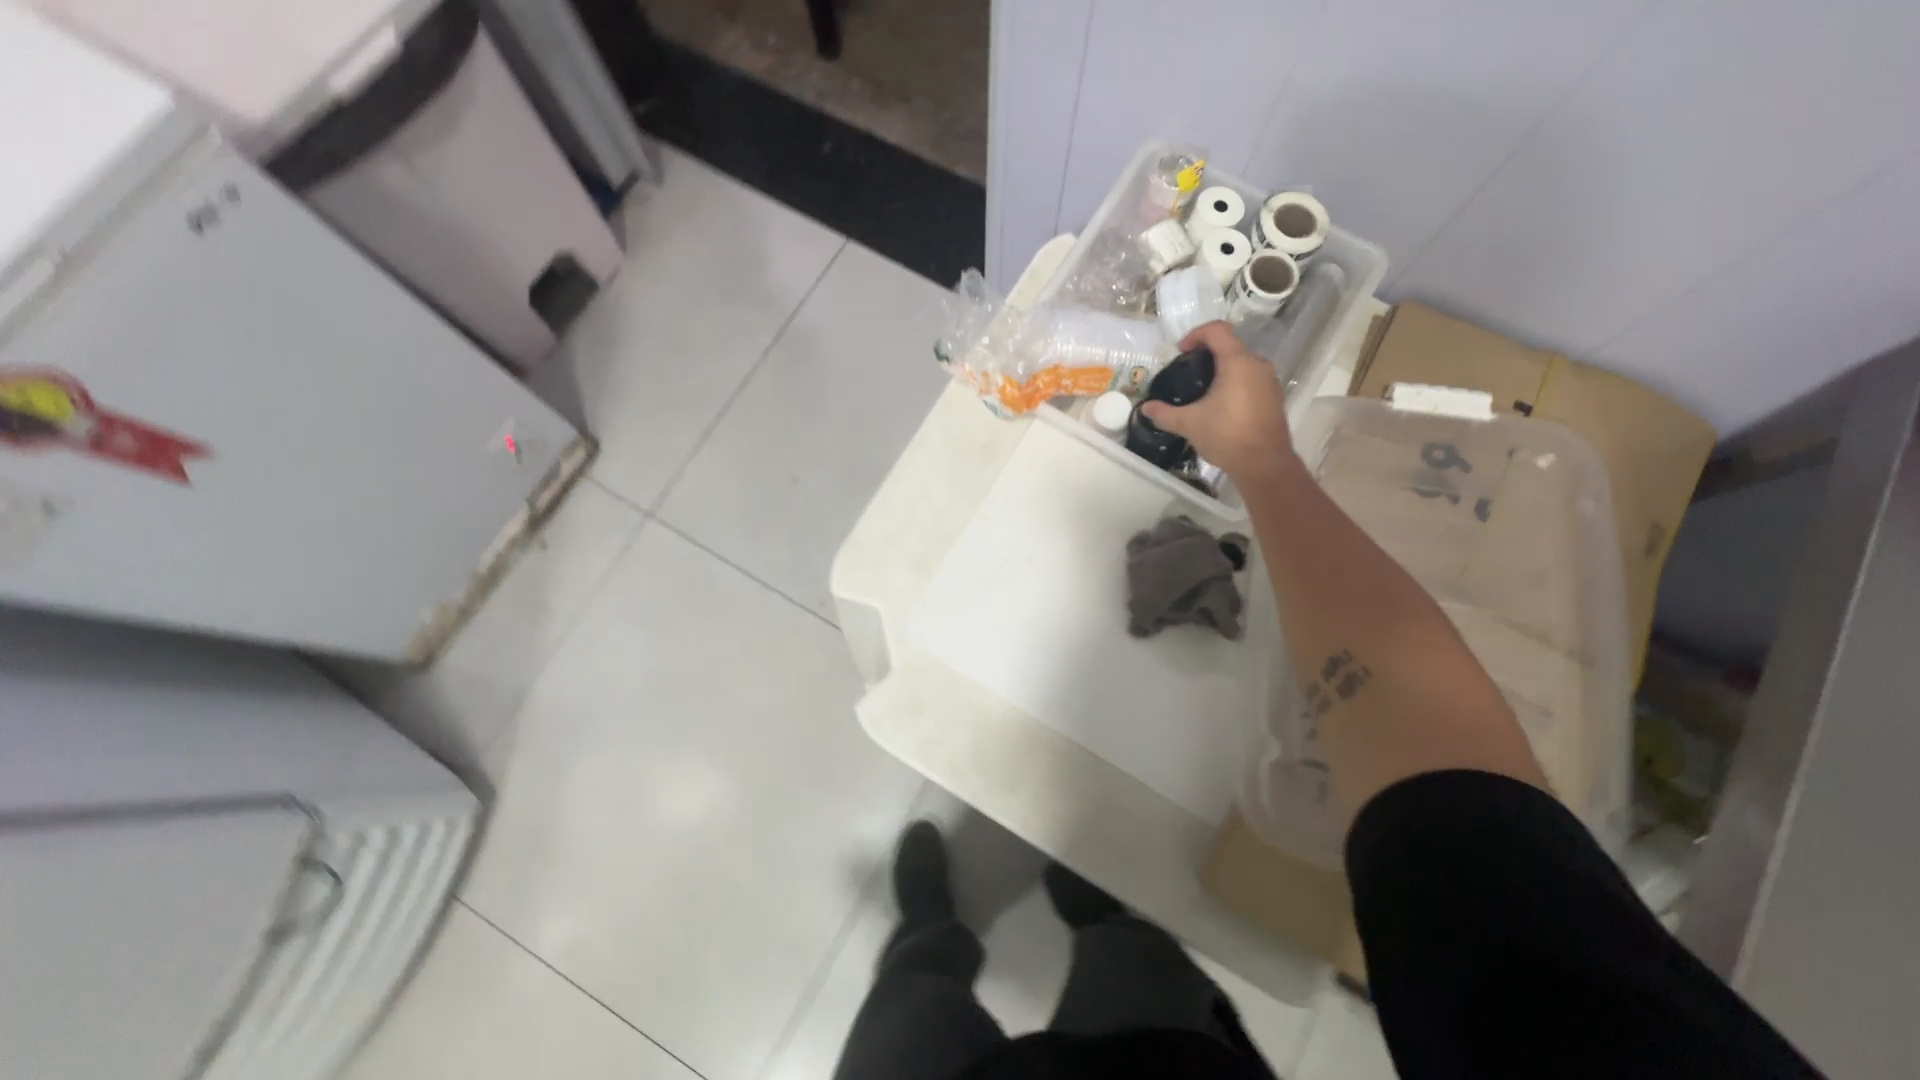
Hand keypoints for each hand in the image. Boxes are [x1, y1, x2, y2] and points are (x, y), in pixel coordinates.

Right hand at [1140, 322, 1297, 480]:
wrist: (1265, 464)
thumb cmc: (1227, 435)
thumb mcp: (1189, 424)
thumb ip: (1165, 413)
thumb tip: (1145, 409)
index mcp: (1237, 362)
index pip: (1217, 330)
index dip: (1196, 334)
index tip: (1181, 351)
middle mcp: (1257, 364)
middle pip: (1230, 345)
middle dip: (1207, 354)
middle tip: (1189, 373)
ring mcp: (1269, 380)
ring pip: (1243, 363)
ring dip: (1223, 370)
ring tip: (1204, 391)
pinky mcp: (1275, 397)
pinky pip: (1252, 379)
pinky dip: (1236, 383)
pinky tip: (1223, 406)